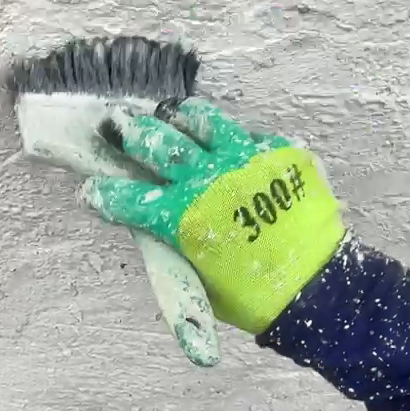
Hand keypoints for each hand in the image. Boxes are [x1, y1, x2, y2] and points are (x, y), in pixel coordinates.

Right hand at [83, 99, 345, 333]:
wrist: (317, 291)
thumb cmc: (249, 296)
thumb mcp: (194, 277)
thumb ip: (169, 241)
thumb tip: (149, 221)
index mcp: (183, 218)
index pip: (126, 196)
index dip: (103, 192)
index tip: (92, 189)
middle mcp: (210, 181)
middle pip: (158, 143)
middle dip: (130, 132)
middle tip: (115, 123)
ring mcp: (247, 162)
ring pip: (205, 122)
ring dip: (181, 118)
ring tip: (170, 114)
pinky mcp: (280, 155)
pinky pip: (249, 136)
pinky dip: (232, 139)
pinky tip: (226, 145)